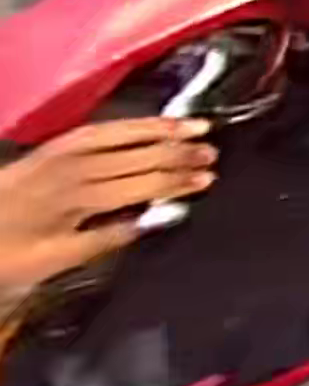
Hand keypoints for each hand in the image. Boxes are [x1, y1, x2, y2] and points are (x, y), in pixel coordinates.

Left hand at [0, 119, 216, 298]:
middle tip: (211, 156)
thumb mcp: (49, 262)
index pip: (140, 187)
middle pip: (138, 159)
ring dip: (167, 132)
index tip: (206, 181)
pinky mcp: (51, 148)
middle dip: (180, 156)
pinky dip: (136, 123)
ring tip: (201, 128)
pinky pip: (101, 128)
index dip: (176, 183)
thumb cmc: (6, 256)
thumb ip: (107, 239)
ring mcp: (58, 156)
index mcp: (71, 203)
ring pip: (125, 136)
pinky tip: (159, 123)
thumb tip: (165, 216)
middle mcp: (69, 173)